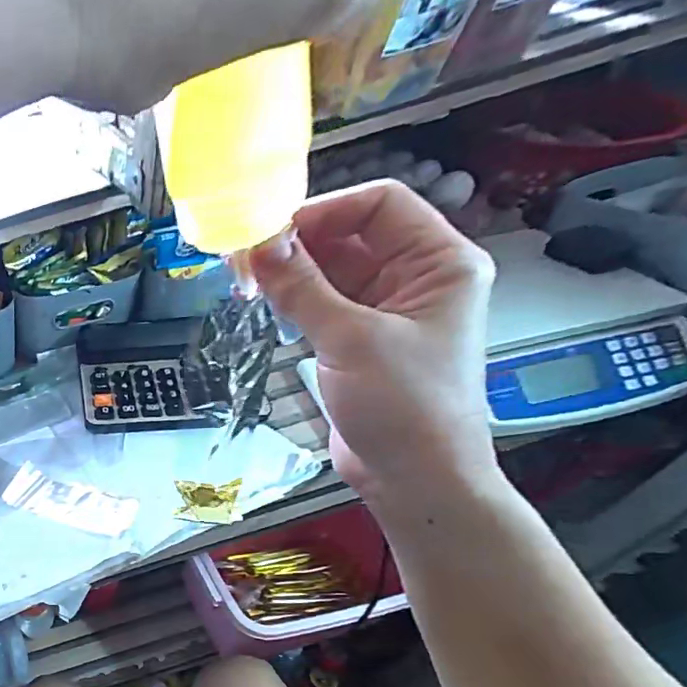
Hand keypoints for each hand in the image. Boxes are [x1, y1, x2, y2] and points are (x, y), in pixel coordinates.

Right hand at [250, 180, 499, 506]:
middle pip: (352, 238)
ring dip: (293, 275)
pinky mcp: (362, 344)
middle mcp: (417, 280)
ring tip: (250, 281)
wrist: (416, 480)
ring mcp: (388, 314)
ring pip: (333, 274)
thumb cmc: (405, 408)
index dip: (325, 211)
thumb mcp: (351, 341)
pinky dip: (297, 303)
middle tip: (247, 257)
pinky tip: (268, 305)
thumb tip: (259, 244)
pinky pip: (326, 307)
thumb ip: (302, 288)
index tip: (272, 229)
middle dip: (300, 245)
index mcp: (439, 263)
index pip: (380, 206)